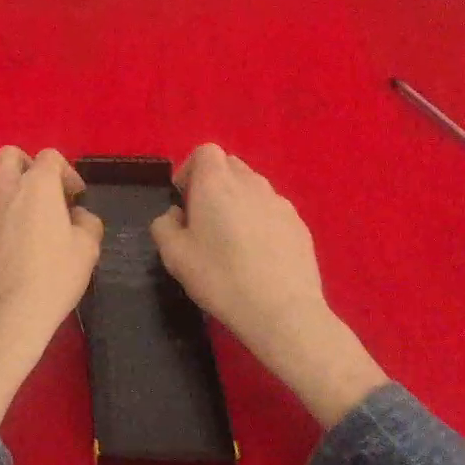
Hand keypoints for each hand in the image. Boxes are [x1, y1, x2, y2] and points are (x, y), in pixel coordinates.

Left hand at [0, 147, 103, 428]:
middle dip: (29, 166)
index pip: (49, 157)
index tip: (76, 198)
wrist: (7, 315)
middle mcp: (5, 190)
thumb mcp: (87, 249)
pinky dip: (4, 224)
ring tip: (34, 231)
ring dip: (16, 198)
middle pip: (10, 156)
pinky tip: (16, 253)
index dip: (67, 172)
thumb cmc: (53, 277)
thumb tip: (77, 217)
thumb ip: (87, 223)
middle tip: (46, 194)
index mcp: (36, 186)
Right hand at [150, 144, 387, 428]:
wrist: (283, 313)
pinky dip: (262, 222)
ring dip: (239, 202)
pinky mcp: (300, 226)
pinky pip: (273, 211)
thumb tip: (176, 215)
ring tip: (233, 240)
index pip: (205, 151)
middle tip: (204, 219)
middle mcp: (251, 183)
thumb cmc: (221, 278)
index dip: (191, 170)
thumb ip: (164, 225)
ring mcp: (280, 203)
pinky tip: (258, 256)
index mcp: (216, 182)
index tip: (184, 199)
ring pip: (253, 188)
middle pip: (230, 166)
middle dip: (214, 183)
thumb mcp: (174, 255)